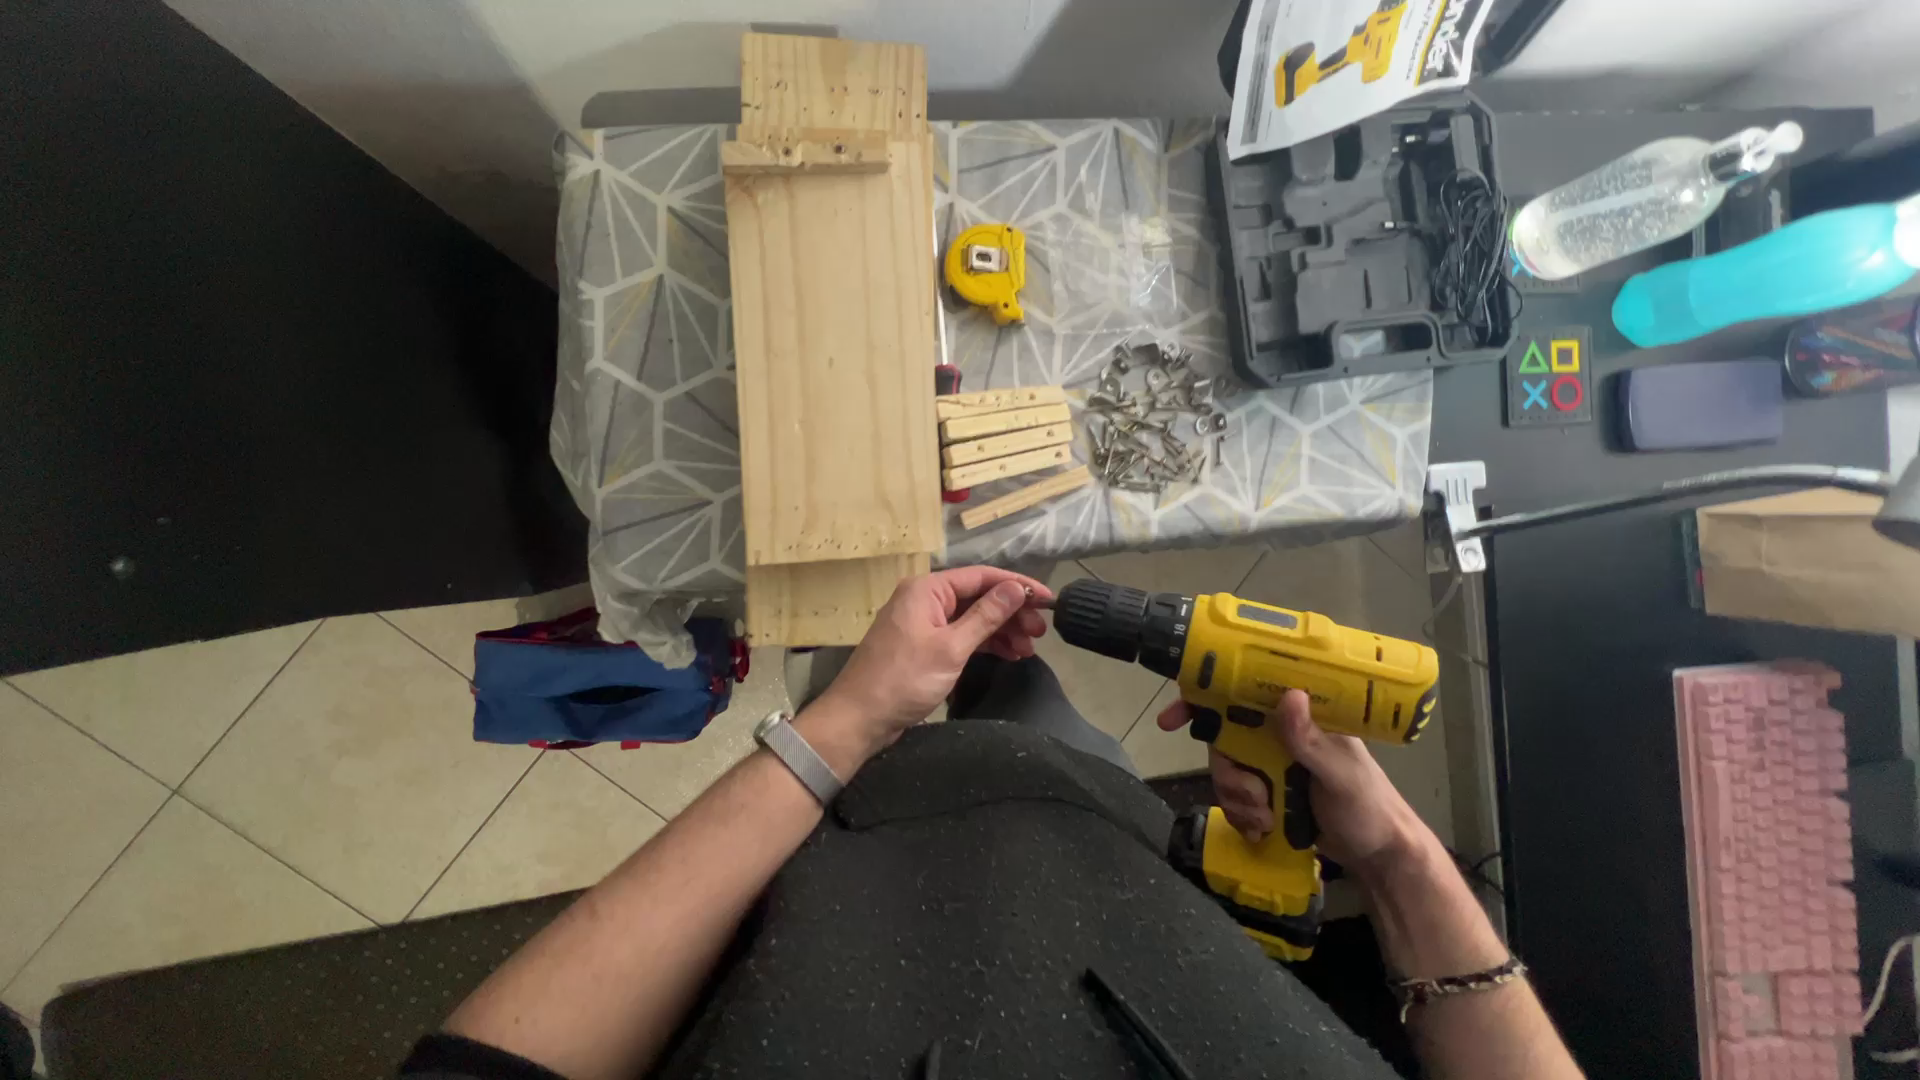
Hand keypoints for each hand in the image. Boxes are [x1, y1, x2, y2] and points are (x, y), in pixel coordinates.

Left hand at [807, 566, 1051, 756]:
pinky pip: (961, 636)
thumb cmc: (903, 680)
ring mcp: (923, 623)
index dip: (1018, 586)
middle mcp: (925, 599)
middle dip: (1011, 612)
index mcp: (927, 589)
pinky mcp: (924, 646)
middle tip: (1040, 632)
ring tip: (1029, 649)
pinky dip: (984, 644)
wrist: (859, 719)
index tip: (1048, 600)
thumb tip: (1017, 588)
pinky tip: (1009, 655)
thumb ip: (986, 616)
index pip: (982, 577)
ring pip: (971, 618)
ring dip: (1001, 631)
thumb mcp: (951, 648)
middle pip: (978, 597)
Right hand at [1155, 688, 1433, 881]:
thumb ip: (1310, 740)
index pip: (1245, 691)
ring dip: (1237, 799)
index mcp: (1299, 716)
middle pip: (1223, 737)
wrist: (1379, 858)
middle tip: (1251, 796)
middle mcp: (1278, 733)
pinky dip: (1241, 815)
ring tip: (1266, 819)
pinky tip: (1262, 830)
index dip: (1204, 698)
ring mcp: (1270, 763)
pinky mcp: (1265, 791)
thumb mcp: (1342, 774)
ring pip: (1224, 769)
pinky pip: (1231, 797)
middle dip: (1227, 771)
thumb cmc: (1370, 808)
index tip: (1173, 719)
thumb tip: (1289, 694)